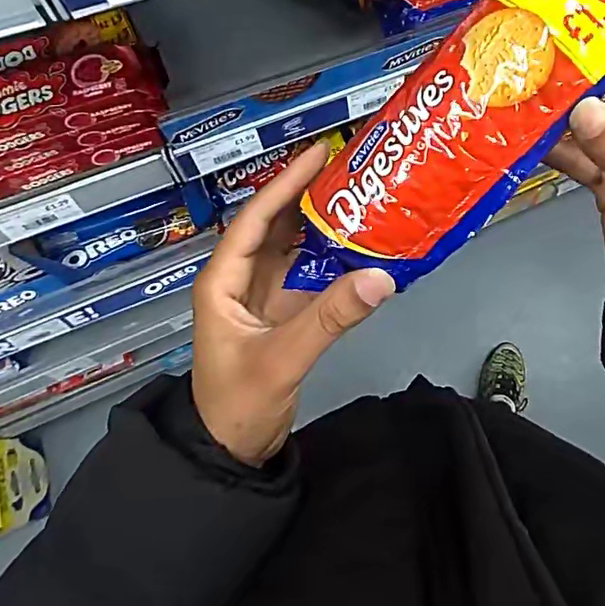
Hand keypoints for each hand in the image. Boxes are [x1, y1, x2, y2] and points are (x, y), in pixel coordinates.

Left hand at [190, 143, 395, 465]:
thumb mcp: (283, 359)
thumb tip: (381, 277)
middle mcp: (240, 277)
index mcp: (223, 280)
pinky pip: (305, 270)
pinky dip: (328, 254)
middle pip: (273, 223)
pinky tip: (355, 241)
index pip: (255, 219)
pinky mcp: (280, 309)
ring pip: (290, 244)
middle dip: (304, 191)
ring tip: (355, 190)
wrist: (230, 452)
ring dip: (318, 219)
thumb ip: (330, 318)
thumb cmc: (238, 405)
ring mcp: (261, 293)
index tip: (318, 153)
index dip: (286, 183)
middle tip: (344, 162)